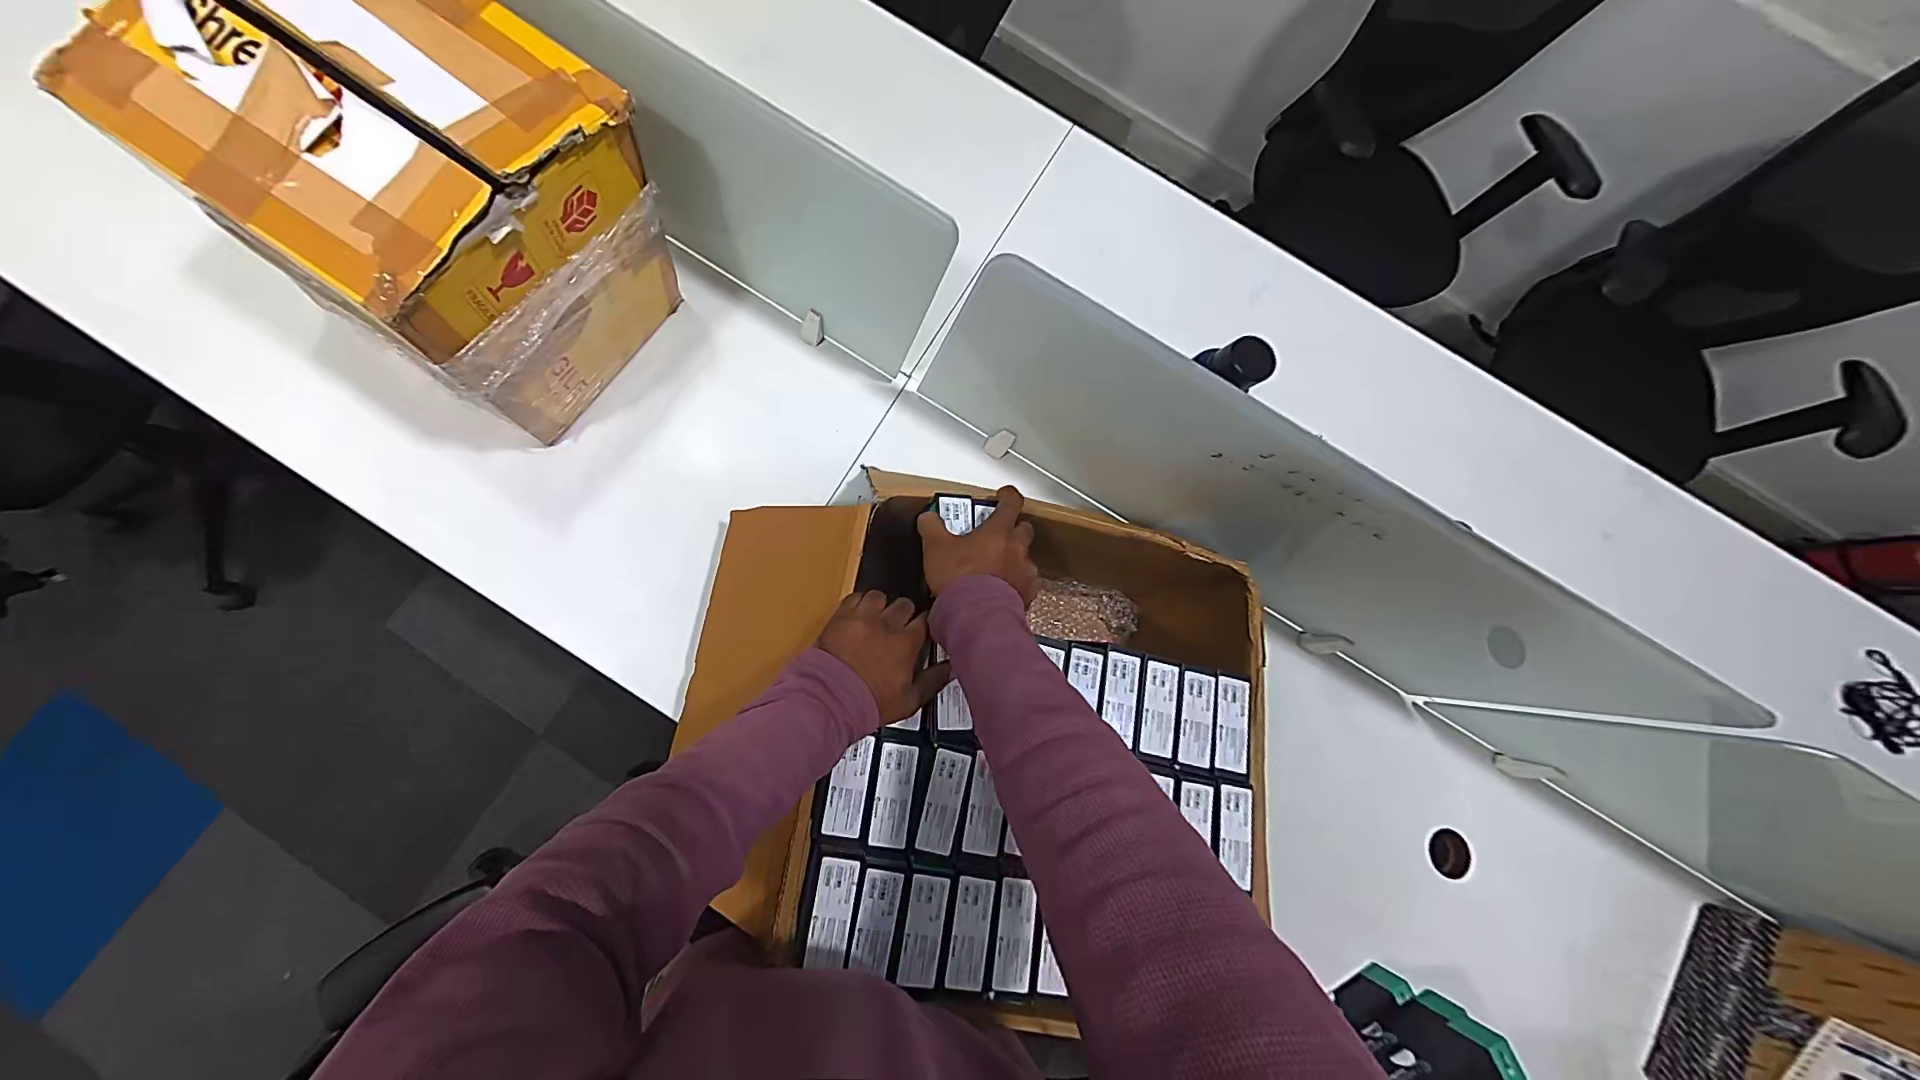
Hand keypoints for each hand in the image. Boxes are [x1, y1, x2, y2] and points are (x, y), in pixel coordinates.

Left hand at [817, 591, 952, 725]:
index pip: (926, 619)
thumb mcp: (909, 701)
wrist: (829, 700)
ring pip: (880, 595)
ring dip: (881, 605)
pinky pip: (855, 597)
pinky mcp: (841, 616)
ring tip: (877, 618)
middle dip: (904, 614)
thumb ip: (933, 681)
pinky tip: (859, 616)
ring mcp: (863, 618)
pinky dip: (859, 603)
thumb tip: (948, 669)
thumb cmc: (866, 702)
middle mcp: (887, 625)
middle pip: (905, 604)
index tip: (921, 630)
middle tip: (898, 627)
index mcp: (906, 643)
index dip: (924, 623)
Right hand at [917, 485, 1039, 604]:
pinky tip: (999, 590)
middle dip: (1012, 530)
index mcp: (998, 531)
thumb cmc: (959, 580)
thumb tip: (928, 518)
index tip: (1003, 496)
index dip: (1007, 496)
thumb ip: (932, 527)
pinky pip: (1025, 584)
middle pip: (1024, 529)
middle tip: (995, 535)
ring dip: (1013, 559)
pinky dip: (1015, 584)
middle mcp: (1017, 548)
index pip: (1011, 502)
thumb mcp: (935, 548)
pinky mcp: (1027, 595)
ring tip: (994, 568)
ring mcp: (1025, 572)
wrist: (975, 616)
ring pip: (1025, 558)